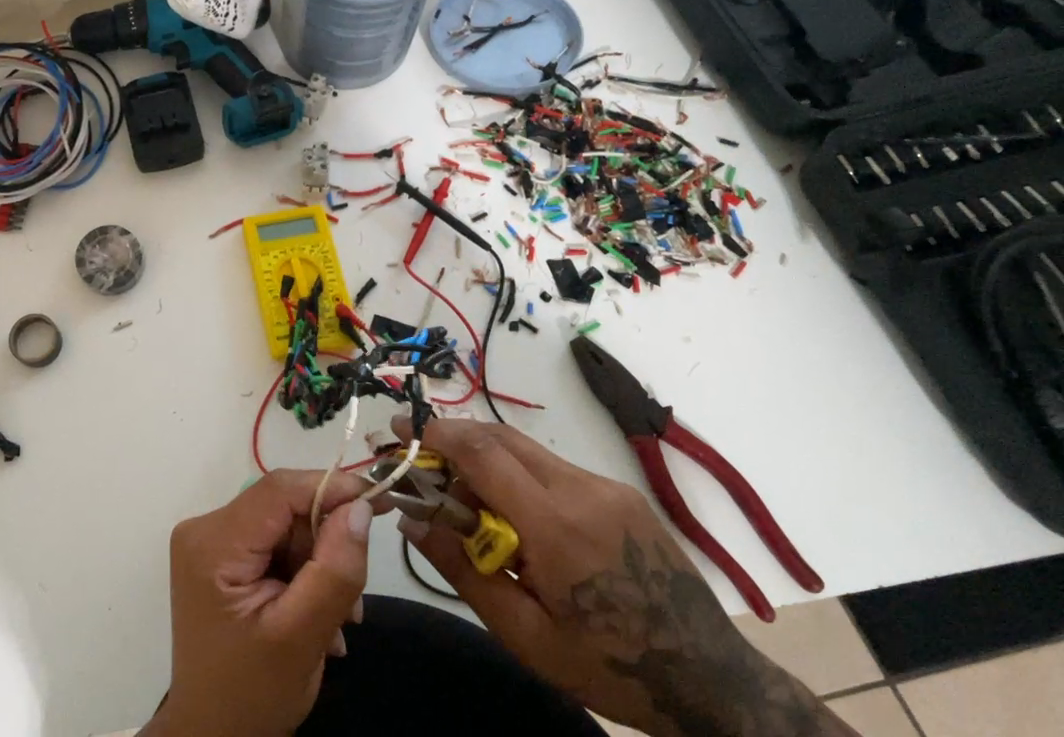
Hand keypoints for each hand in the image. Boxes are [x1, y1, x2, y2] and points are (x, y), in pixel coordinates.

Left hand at [142, 470, 379, 736]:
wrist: (213, 734)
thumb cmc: (252, 691)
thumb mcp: (303, 635)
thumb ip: (335, 569)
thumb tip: (361, 506)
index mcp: (213, 542)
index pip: (279, 489)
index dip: (333, 488)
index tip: (383, 502)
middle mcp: (205, 529)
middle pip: (284, 510)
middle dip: (326, 547)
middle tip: (352, 605)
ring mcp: (210, 545)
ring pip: (286, 530)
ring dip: (319, 571)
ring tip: (334, 626)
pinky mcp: (220, 562)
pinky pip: (274, 549)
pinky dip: (303, 579)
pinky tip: (316, 623)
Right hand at [398, 417, 851, 736]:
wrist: (713, 681)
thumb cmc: (608, 665)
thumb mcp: (524, 633)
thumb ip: (463, 570)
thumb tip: (412, 520)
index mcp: (557, 524)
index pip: (482, 452)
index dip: (434, 435)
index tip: (399, 431)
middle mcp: (585, 490)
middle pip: (501, 438)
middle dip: (453, 440)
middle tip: (420, 463)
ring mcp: (609, 489)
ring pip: (527, 451)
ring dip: (485, 460)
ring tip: (464, 500)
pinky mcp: (623, 496)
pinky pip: (554, 469)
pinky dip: (517, 476)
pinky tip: (513, 517)